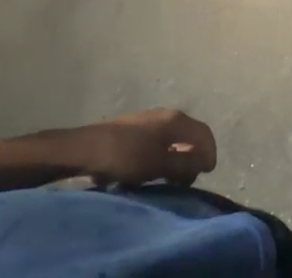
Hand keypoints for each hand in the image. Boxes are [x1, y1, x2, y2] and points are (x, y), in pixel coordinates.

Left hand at [64, 109, 217, 186]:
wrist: (82, 149)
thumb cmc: (126, 157)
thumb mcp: (159, 165)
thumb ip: (186, 164)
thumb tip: (203, 162)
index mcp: (177, 120)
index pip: (204, 134)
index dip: (210, 153)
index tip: (207, 172)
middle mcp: (166, 114)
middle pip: (188, 135)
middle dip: (190, 157)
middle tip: (186, 178)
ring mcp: (146, 120)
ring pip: (169, 139)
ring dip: (173, 157)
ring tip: (165, 177)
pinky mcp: (129, 128)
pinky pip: (153, 142)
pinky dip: (157, 155)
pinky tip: (145, 170)